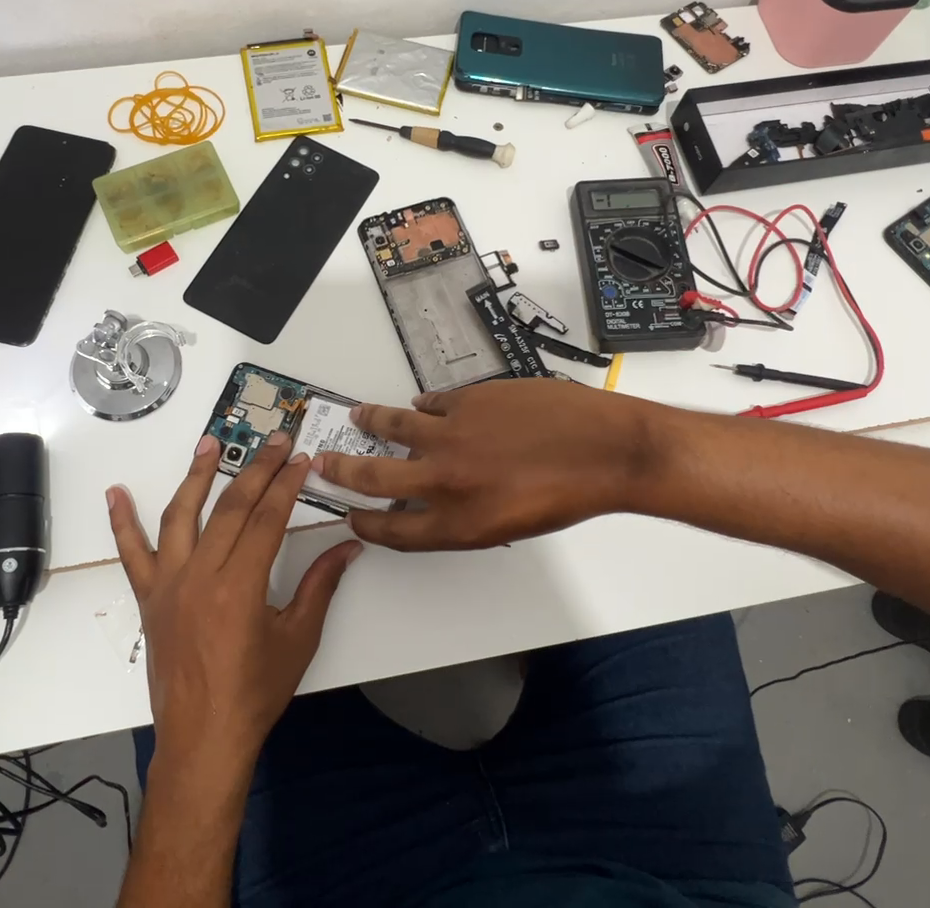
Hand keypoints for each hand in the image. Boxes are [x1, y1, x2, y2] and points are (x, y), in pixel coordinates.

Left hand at [107, 432, 360, 777]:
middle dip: (256, 470)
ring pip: (180, 517)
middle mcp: (200, 577)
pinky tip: (116, 494)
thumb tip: (350, 547)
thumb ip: (321, 585)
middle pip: (230, 508)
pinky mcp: (148, 599)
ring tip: (210, 444)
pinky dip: (122, 523)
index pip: (268, 518)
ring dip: (196, 476)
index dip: (287, 485)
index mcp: (240, 586)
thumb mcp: (298, 638)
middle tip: (274, 442)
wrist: (203, 738)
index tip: (300, 459)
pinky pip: (131, 555)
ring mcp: (168, 585)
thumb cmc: (255, 692)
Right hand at [312, 379, 665, 551]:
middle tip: (323, 463)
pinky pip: (433, 402)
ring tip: (356, 418)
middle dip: (342, 471)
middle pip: (374, 478)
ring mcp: (454, 433)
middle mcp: (446, 480)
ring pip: (394, 426)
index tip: (353, 517)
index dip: (367, 526)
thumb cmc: (569, 495)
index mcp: (458, 522)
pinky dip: (423, 405)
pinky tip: (420, 405)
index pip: (392, 532)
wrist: (607, 450)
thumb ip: (464, 518)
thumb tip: (435, 501)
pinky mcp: (471, 398)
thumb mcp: (510, 525)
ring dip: (370, 423)